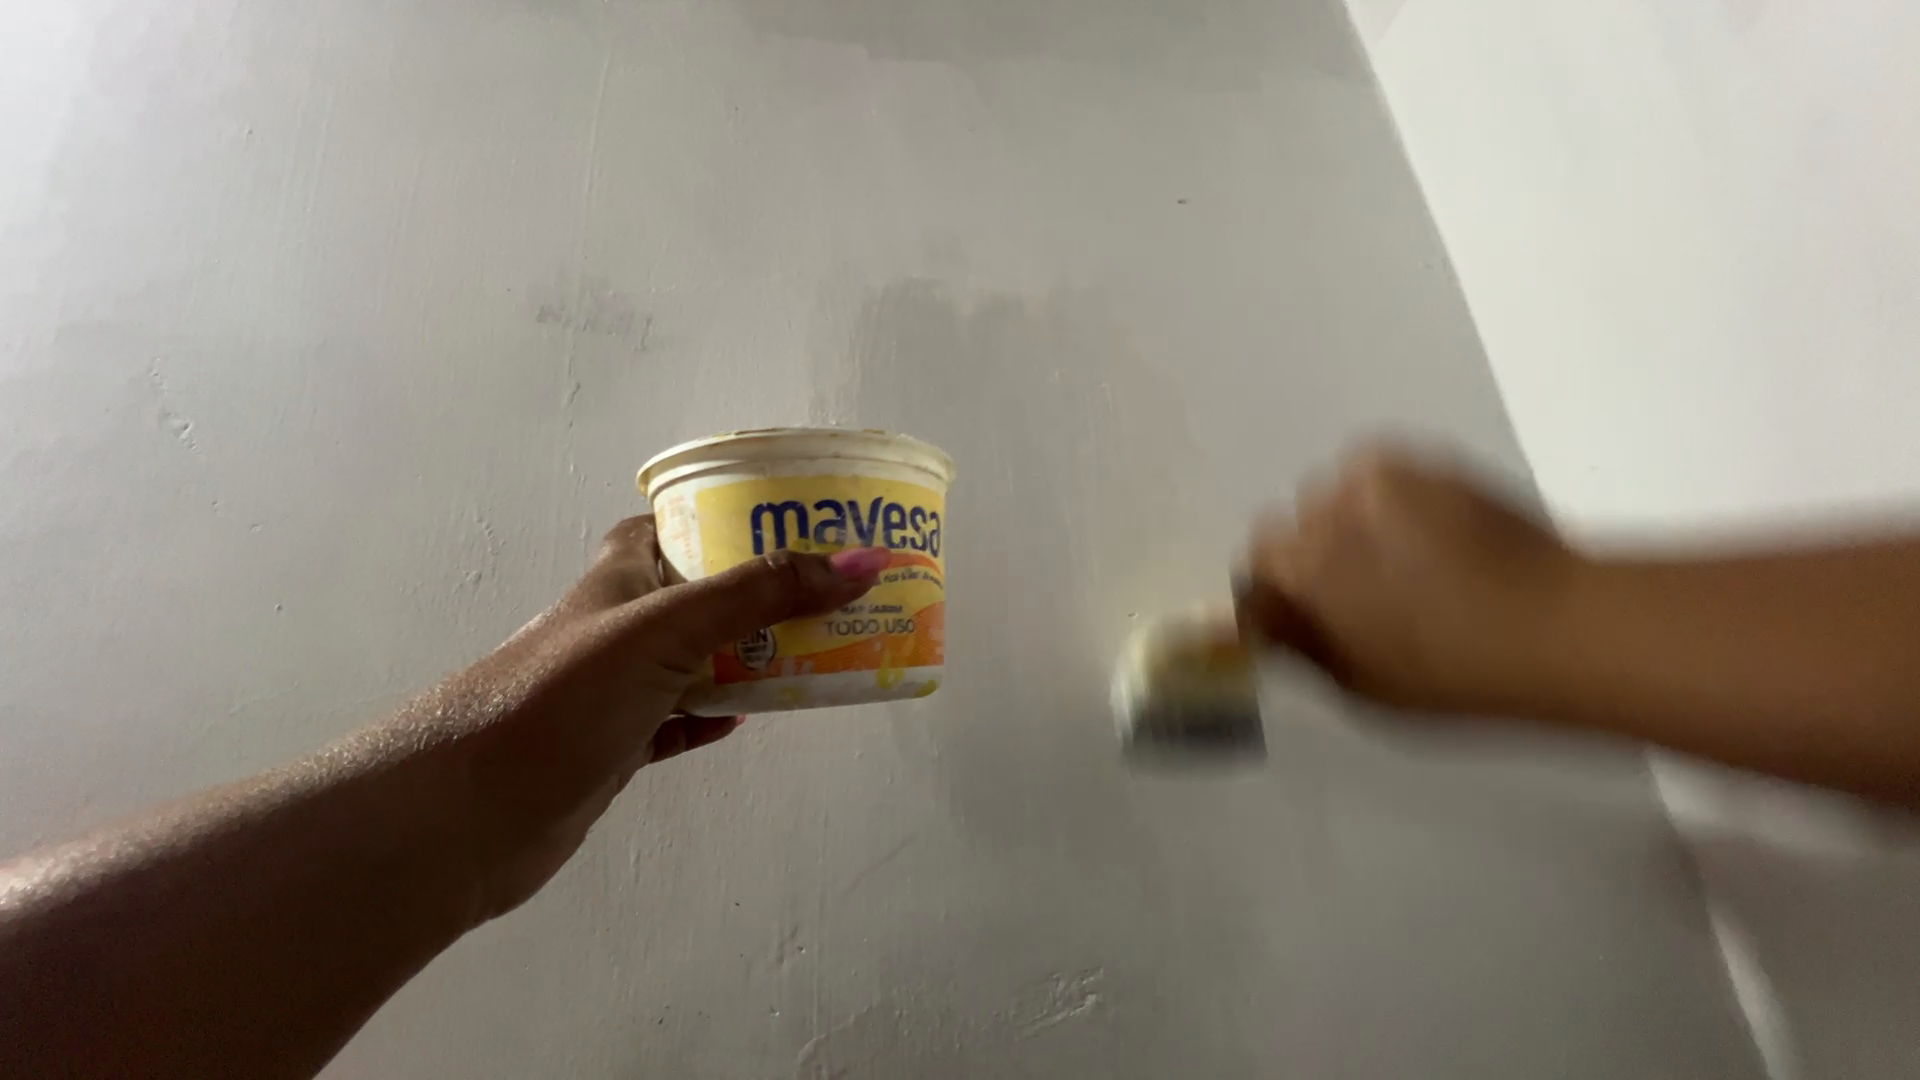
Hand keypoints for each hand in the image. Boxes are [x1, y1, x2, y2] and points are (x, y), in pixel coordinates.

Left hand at [408, 517, 887, 922]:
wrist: (461, 822)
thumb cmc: (562, 696)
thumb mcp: (667, 627)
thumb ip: (762, 594)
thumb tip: (864, 563)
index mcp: (622, 576)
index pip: (677, 526)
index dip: (729, 519)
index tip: (792, 525)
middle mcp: (621, 624)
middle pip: (704, 595)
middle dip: (762, 594)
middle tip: (829, 594)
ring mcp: (618, 688)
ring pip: (701, 660)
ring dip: (750, 657)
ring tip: (816, 651)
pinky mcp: (618, 745)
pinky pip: (684, 720)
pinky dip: (718, 715)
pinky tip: (749, 717)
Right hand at [1242, 445, 1584, 715]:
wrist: (1557, 625)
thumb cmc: (1449, 674)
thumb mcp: (1357, 686)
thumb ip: (1296, 644)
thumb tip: (1259, 619)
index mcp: (1296, 582)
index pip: (1253, 574)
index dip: (1280, 594)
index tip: (1313, 611)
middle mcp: (1313, 525)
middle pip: (1281, 532)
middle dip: (1310, 555)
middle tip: (1363, 582)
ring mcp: (1359, 486)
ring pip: (1324, 498)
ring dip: (1346, 521)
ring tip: (1404, 548)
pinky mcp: (1404, 460)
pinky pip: (1365, 470)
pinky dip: (1382, 492)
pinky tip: (1423, 521)